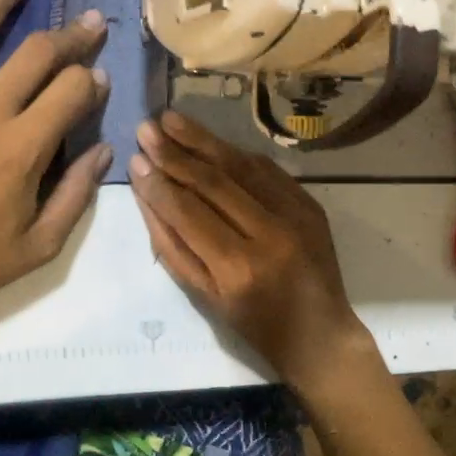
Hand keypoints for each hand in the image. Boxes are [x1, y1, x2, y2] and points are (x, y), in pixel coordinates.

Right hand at [130, 111, 378, 390]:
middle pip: (215, 181)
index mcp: (238, 267)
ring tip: (171, 120)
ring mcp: (295, 215)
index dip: (159, 183)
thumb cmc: (255, 326)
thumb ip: (172, 247)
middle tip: (146, 129)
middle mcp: (269, 234)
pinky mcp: (310, 205)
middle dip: (176, 153)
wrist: (320, 335)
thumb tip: (146, 197)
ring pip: (242, 166)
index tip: (135, 159)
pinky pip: (268, 170)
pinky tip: (210, 140)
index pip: (189, 211)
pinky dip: (236, 154)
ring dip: (204, 140)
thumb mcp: (205, 297)